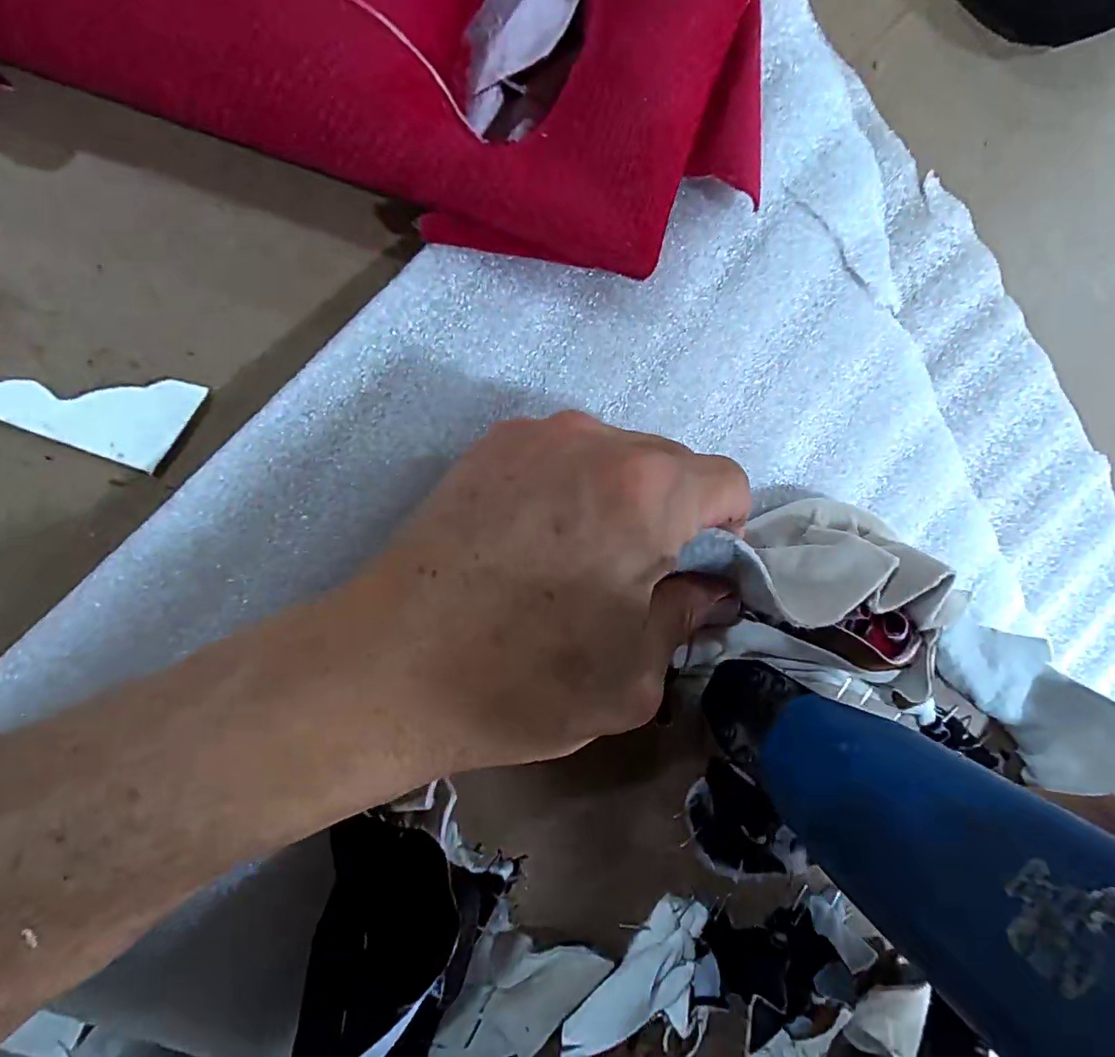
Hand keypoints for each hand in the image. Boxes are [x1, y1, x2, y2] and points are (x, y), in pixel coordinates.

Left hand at [288, 412, 750, 779]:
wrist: (386, 671)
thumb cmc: (525, 680)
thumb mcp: (635, 674)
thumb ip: (687, 616)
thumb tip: (706, 589)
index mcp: (647, 490)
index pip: (728, 482)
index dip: (726, 532)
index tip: (693, 576)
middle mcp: (597, 441)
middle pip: (673, 464)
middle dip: (675, 515)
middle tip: (637, 575)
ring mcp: (536, 436)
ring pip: (618, 456)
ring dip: (622, 499)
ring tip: (578, 558)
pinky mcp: (489, 447)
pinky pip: (563, 457)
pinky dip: (572, 489)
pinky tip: (534, 542)